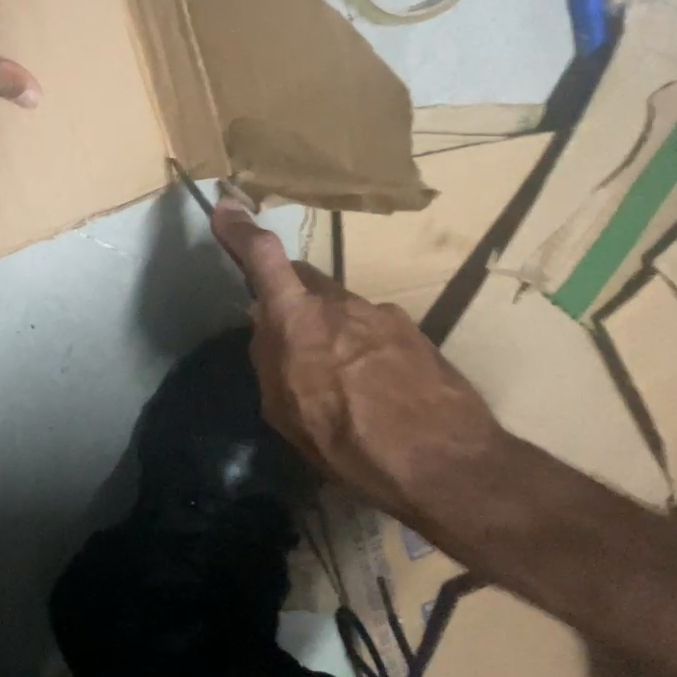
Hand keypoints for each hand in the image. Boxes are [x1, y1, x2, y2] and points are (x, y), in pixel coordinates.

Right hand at [208, 198, 508, 520]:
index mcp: (297, 318)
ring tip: (342, 381)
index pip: (263, 257)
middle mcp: (339, 304)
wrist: (449, 467)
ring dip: (332, 331)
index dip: (240, 230)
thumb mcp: (284, 409)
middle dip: (291, 299)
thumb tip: (267, 327)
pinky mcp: (417, 335)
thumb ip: (270, 357)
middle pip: (304, 283)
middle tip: (291, 339)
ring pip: (342, 310)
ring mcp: (383, 315)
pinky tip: (378, 390)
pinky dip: (366, 350)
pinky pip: (376, 331)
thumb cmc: (349, 443)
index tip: (227, 209)